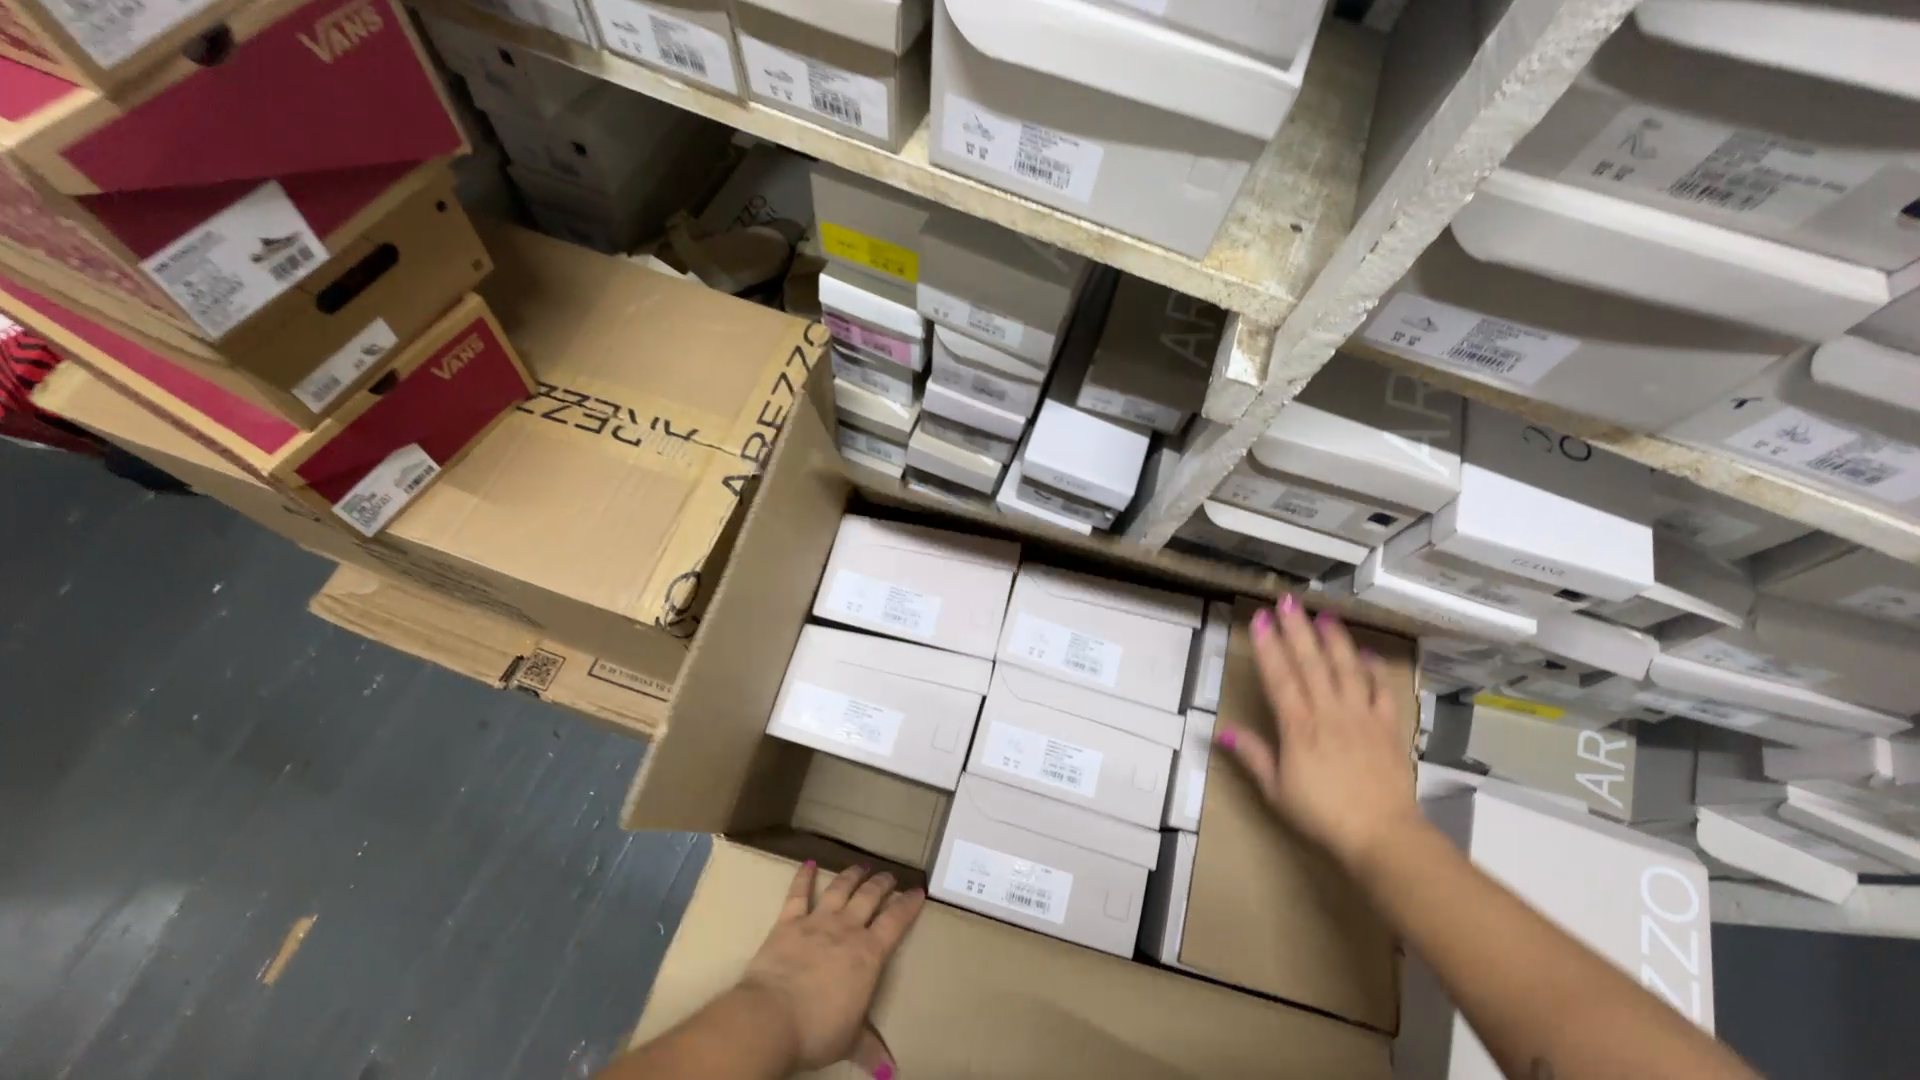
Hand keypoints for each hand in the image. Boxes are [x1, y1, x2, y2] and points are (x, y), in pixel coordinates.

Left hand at [740, 862, 926, 1073]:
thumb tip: (890, 1071)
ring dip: (852, 876)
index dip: (908, 905)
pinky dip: (803, 877)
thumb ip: (871, 1049)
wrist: (771, 1018)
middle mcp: (847, 930)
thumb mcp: (850, 1041)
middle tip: (890, 876)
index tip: (918, 891)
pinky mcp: (787, 923)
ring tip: (861, 866)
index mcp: (869, 955)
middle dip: (882, 884)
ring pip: (840, 889)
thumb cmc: (817, 1031)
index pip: (896, 922)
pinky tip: (808, 863)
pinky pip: (798, 894)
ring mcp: (816, 922)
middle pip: (870, 898)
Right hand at [1217, 596, 1417, 869]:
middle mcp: (1329, 713)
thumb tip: (1223, 731)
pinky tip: (1367, 656)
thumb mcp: (1276, 790)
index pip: (1279, 678)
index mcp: (1298, 727)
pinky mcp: (1389, 728)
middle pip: (1311, 664)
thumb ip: (1253, 756)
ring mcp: (1362, 717)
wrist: (1382, 834)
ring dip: (1334, 640)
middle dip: (1297, 630)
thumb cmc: (1322, 815)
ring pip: (1346, 669)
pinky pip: (1381, 692)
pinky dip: (1374, 671)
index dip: (1268, 647)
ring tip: (1324, 616)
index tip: (1259, 619)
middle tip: (1287, 602)